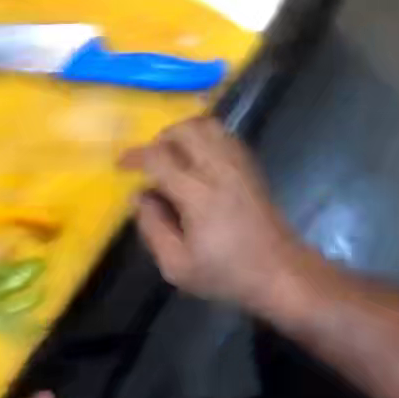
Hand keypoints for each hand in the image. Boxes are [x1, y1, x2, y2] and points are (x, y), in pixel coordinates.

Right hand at [120, 117, 322, 318]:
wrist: (277, 268)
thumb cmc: (225, 272)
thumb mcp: (177, 266)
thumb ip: (153, 227)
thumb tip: (140, 196)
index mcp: (198, 194)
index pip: (160, 158)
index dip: (135, 156)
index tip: (121, 164)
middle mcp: (219, 168)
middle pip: (187, 129)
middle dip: (161, 138)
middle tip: (150, 158)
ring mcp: (239, 162)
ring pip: (209, 125)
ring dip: (185, 132)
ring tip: (172, 154)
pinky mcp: (251, 164)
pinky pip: (225, 135)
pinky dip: (205, 136)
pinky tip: (198, 158)